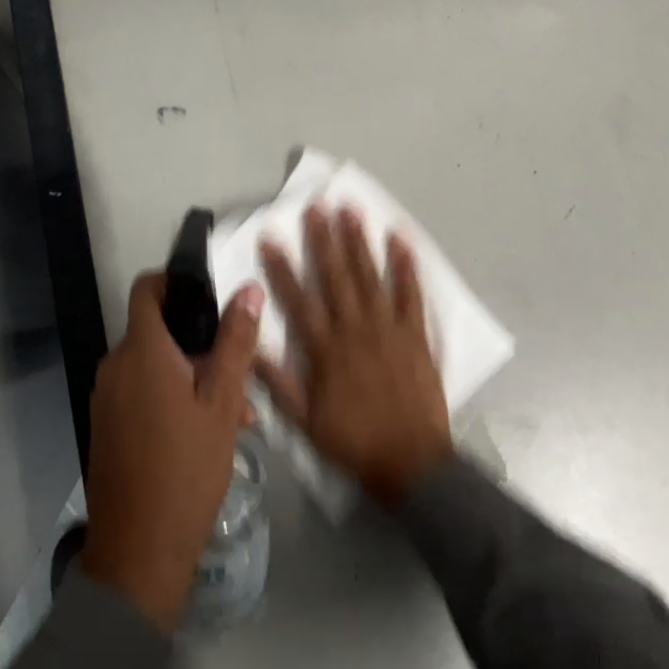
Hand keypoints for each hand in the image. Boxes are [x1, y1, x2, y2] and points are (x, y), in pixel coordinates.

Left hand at [81, 272, 263, 630]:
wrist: (138, 548)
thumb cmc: (187, 468)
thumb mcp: (222, 403)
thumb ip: (235, 343)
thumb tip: (248, 291)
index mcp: (141, 351)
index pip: (147, 289)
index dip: (176, 282)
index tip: (210, 298)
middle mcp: (115, 366)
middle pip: (157, 334)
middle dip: (200, 347)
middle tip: (239, 380)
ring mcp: (106, 398)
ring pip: (153, 368)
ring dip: (192, 379)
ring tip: (234, 417)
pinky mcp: (106, 426)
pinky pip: (140, 394)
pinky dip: (170, 399)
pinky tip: (205, 435)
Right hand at [258, 206, 452, 506]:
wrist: (412, 462)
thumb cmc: (353, 442)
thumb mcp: (305, 421)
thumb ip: (278, 383)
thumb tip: (251, 348)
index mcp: (325, 351)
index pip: (298, 300)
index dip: (282, 267)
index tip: (271, 237)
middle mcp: (354, 331)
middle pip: (336, 277)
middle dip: (324, 240)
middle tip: (316, 207)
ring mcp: (388, 330)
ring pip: (370, 277)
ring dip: (359, 242)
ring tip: (351, 210)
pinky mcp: (416, 336)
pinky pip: (411, 295)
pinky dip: (407, 267)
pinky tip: (400, 240)